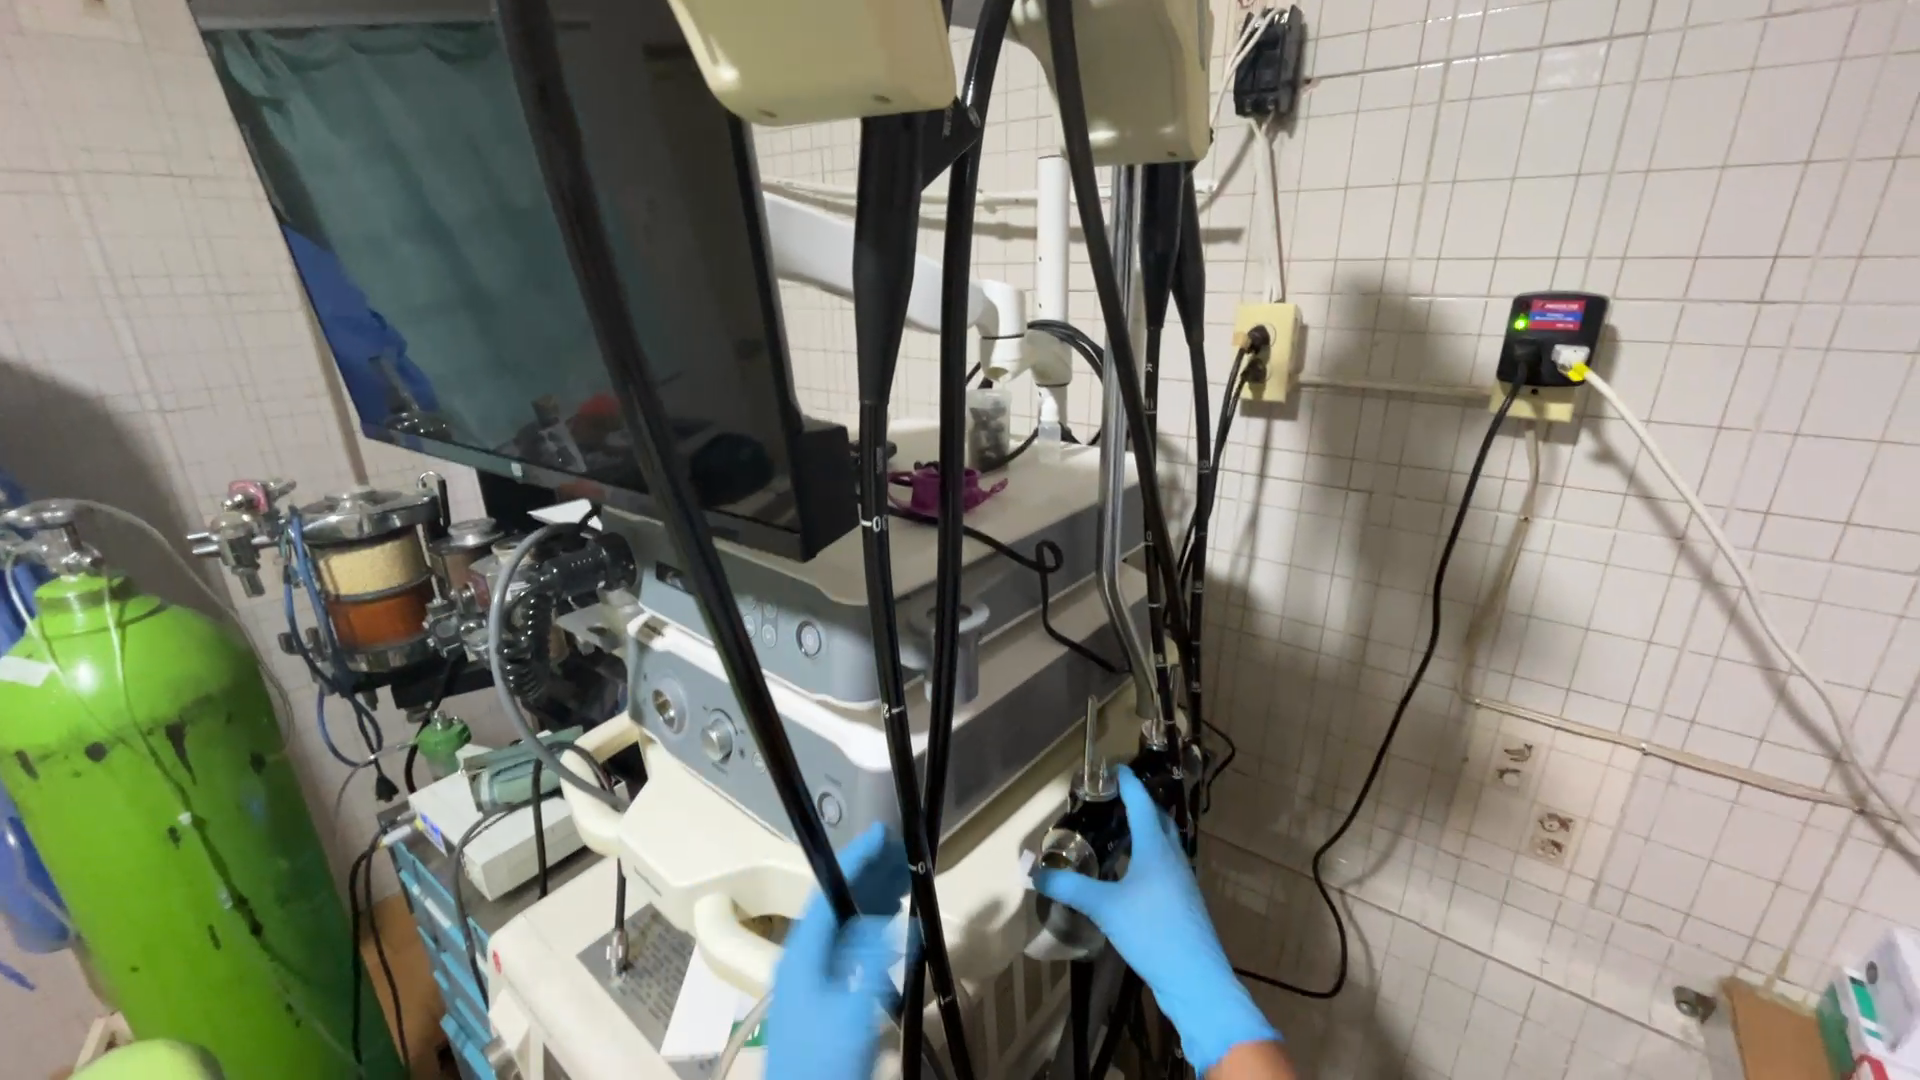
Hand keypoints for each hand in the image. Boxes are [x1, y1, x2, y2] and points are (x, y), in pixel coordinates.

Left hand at [766, 823, 909, 1079]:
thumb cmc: (824, 1062)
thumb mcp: (854, 1012)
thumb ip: (877, 963)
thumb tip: (901, 923)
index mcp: (802, 953)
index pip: (828, 892)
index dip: (854, 861)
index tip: (881, 835)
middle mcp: (803, 957)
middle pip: (838, 903)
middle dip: (870, 875)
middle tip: (903, 853)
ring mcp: (812, 977)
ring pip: (845, 923)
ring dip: (874, 898)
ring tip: (905, 877)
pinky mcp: (825, 995)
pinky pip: (850, 945)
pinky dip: (873, 926)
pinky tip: (895, 923)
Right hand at [1032, 767, 1277, 1071]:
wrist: (1197, 979)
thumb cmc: (1152, 932)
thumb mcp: (1104, 907)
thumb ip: (1069, 887)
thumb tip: (1031, 871)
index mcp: (1156, 847)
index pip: (1142, 803)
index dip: (1128, 783)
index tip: (1114, 767)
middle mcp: (1173, 856)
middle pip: (1159, 819)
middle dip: (1140, 803)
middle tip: (1116, 796)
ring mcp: (1183, 880)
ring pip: (1165, 843)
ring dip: (1147, 830)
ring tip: (1122, 829)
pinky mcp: (1185, 902)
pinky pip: (1166, 864)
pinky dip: (1150, 855)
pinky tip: (1134, 873)